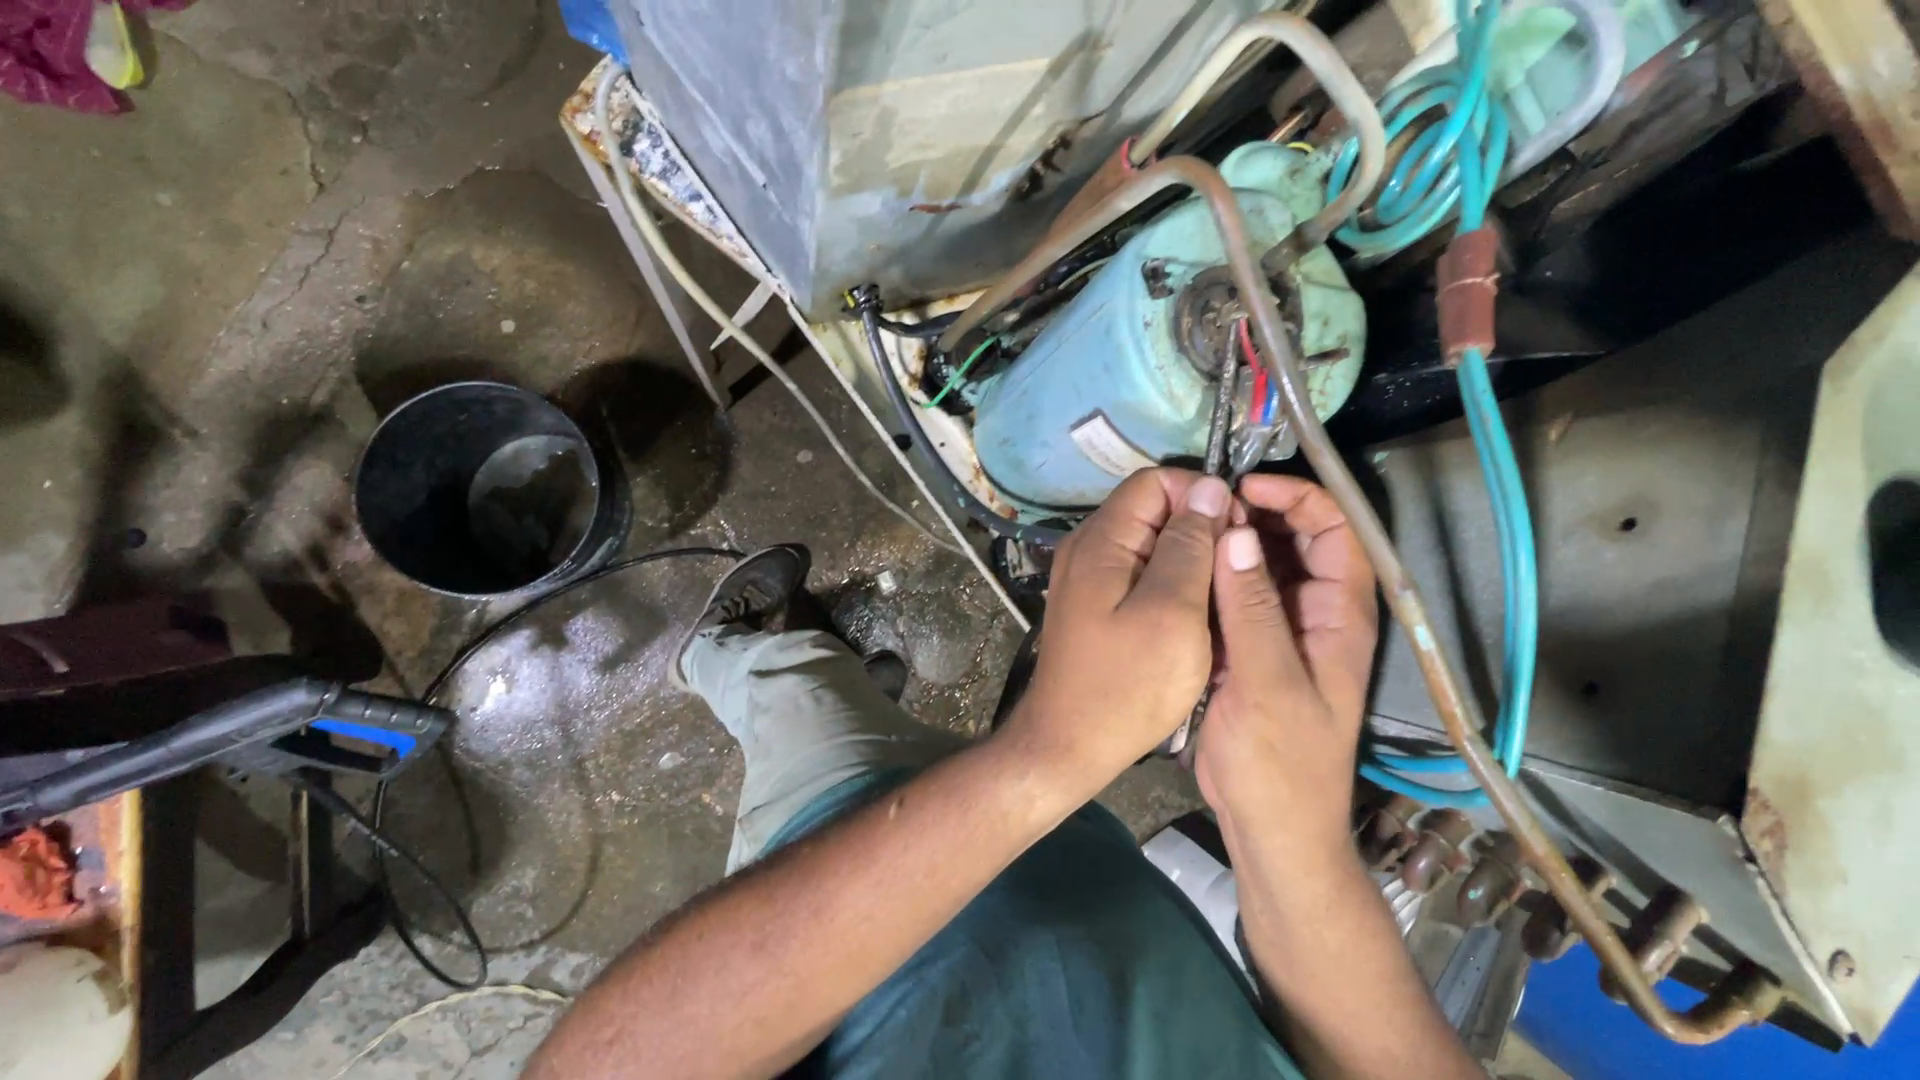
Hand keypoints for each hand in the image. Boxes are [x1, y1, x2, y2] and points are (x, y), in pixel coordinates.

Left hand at [1002, 468, 1230, 786]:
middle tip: (1232, 568)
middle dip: (1198, 527)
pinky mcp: (1093, 605)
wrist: (1069, 745)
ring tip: (1219, 593)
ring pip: (1148, 543)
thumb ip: (1189, 547)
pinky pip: (1137, 573)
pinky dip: (1169, 582)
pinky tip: (1193, 612)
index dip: (1199, 495)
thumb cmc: (1126, 685)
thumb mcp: (1172, 613)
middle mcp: (1087, 548)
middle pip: (1150, 510)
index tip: (1235, 530)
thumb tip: (1208, 487)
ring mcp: (1087, 578)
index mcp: (1101, 541)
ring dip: (1187, 558)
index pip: (1153, 482)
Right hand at [1195, 474, 1378, 860]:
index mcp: (1339, 617)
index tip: (1243, 488)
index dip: (1297, 498)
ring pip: (1262, 566)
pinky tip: (1180, 569)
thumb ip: (1252, 610)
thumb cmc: (1280, 763)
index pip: (1336, 532)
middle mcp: (1315, 615)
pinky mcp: (1249, 650)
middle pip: (1297, 542)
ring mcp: (1281, 633)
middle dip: (1255, 514)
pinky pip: (1235, 597)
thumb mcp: (1266, 684)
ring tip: (1186, 529)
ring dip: (1230, 542)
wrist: (1270, 827)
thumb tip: (1237, 534)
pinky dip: (1213, 576)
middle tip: (1202, 507)